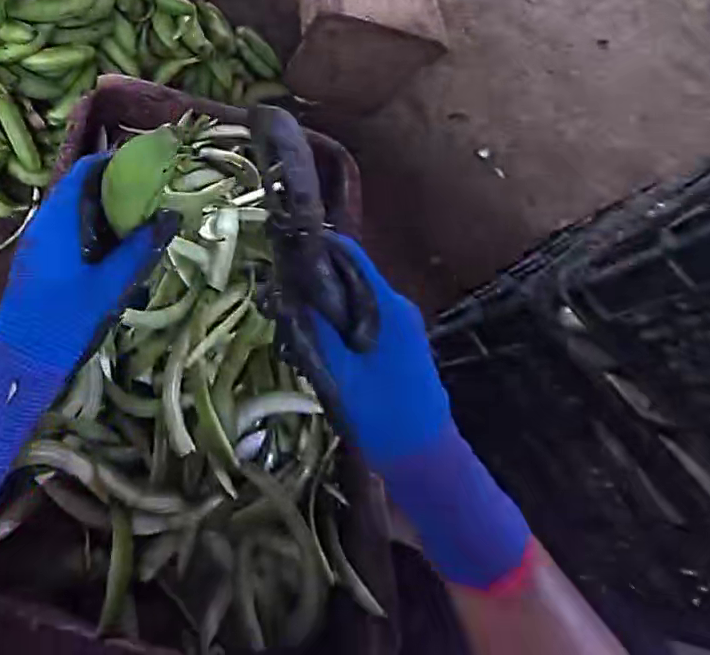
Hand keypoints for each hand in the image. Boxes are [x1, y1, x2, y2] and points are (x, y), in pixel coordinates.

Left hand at [0, 152, 177, 370]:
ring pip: (73, 212)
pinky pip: (68, 232)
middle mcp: (43, 224)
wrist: (18, 363)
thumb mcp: (108, 286)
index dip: (109, 161)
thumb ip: (139, 250)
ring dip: (102, 210)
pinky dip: (92, 230)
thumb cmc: (61, 321)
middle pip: (77, 189)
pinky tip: (115, 250)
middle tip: (148, 192)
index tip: (141, 163)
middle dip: (112, 186)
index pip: (82, 171)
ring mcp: (38, 244)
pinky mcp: (39, 262)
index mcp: (57, 221)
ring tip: (138, 218)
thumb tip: (170, 216)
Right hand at [310, 234, 533, 590]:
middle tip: (280, 300)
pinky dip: (338, 324)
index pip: (350, 254)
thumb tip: (285, 293)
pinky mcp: (398, 345)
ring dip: (324, 307)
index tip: (283, 252)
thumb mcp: (339, 373)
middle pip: (348, 275)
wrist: (428, 464)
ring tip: (294, 329)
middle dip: (313, 281)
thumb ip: (313, 329)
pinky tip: (318, 349)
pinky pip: (361, 319)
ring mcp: (400, 327)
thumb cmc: (384, 418)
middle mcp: (396, 308)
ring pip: (352, 298)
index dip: (316, 245)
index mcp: (387, 307)